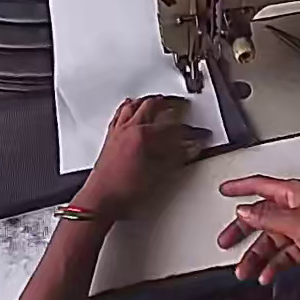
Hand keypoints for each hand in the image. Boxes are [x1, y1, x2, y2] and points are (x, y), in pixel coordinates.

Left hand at [74, 96, 208, 221]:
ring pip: (134, 106)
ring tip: (157, 100)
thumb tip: (189, 149)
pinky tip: (130, 107)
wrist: (100, 200)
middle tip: (180, 105)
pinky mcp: (111, 136)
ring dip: (148, 101)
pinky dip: (127, 108)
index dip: (190, 132)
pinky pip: (119, 114)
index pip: (173, 129)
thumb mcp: (158, 175)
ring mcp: (118, 131)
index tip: (198, 134)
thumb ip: (176, 158)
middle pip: (152, 106)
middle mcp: (130, 129)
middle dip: (170, 104)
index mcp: (143, 136)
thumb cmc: (123, 190)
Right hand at [216, 176, 299, 284]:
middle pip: (262, 217)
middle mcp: (297, 208)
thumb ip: (266, 217)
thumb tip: (244, 211)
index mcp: (293, 193)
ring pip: (273, 240)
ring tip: (245, 270)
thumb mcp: (296, 222)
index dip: (241, 187)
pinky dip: (275, 265)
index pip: (260, 186)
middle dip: (243, 230)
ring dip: (258, 256)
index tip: (225, 189)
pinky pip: (286, 255)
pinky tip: (267, 275)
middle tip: (226, 240)